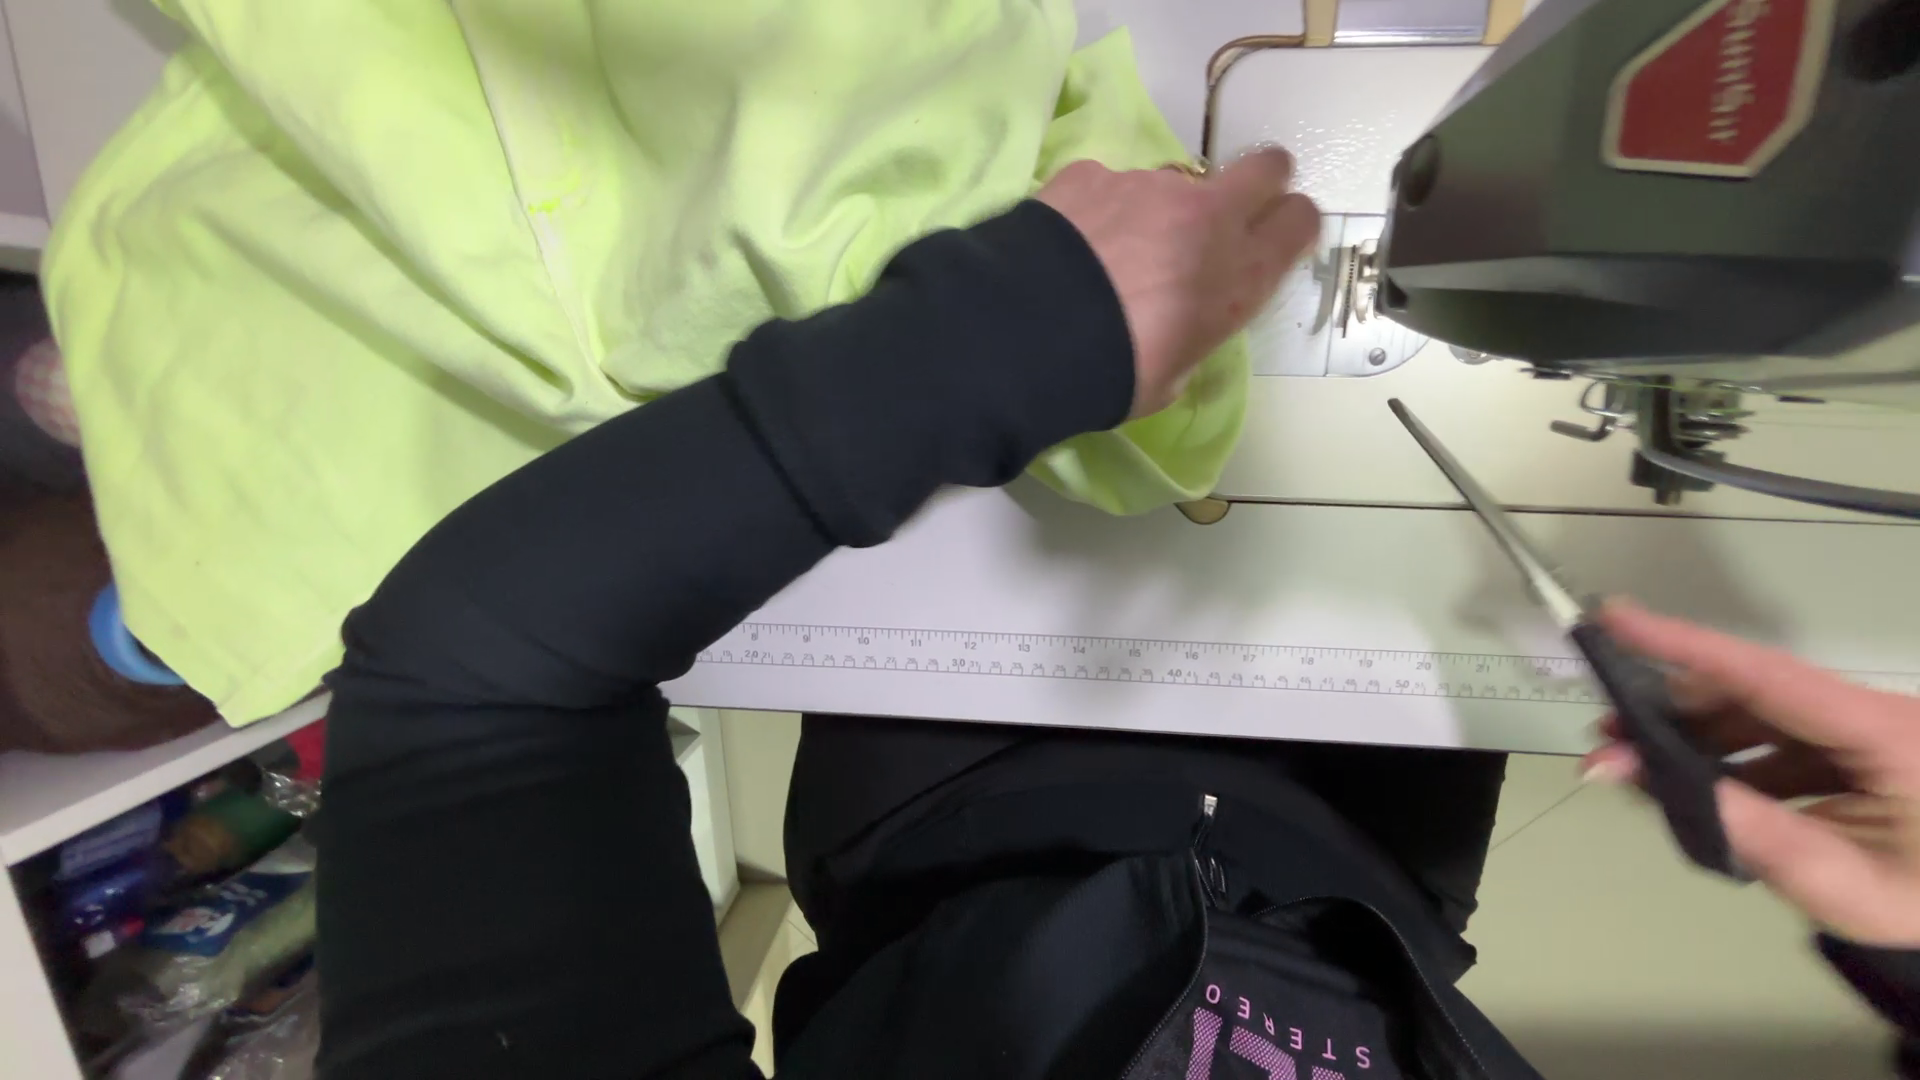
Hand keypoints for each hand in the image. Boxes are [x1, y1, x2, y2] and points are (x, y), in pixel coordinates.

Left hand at [1035, 151, 1319, 417]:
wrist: (1031, 340)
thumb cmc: (1113, 376)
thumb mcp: (1170, 377)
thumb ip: (1190, 335)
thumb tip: (1179, 323)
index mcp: (1238, 273)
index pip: (1299, 222)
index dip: (1285, 229)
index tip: (1264, 244)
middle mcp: (1206, 216)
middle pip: (1265, 167)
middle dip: (1252, 187)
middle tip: (1216, 221)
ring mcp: (1148, 186)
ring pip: (1175, 180)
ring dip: (1158, 209)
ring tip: (1110, 254)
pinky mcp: (1092, 174)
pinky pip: (1107, 185)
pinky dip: (1097, 210)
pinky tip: (1067, 246)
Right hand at [1582, 600, 1919, 946]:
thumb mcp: (1827, 875)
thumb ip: (1722, 816)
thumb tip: (1609, 765)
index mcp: (1892, 736)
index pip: (1766, 675)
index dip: (1682, 644)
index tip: (1611, 616)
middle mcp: (1882, 715)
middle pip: (1750, 692)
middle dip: (1670, 710)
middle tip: (1608, 738)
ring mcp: (1873, 729)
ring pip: (1754, 713)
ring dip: (1690, 735)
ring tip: (1637, 765)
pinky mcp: (1864, 747)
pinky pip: (1775, 735)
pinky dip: (1724, 756)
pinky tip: (1696, 783)